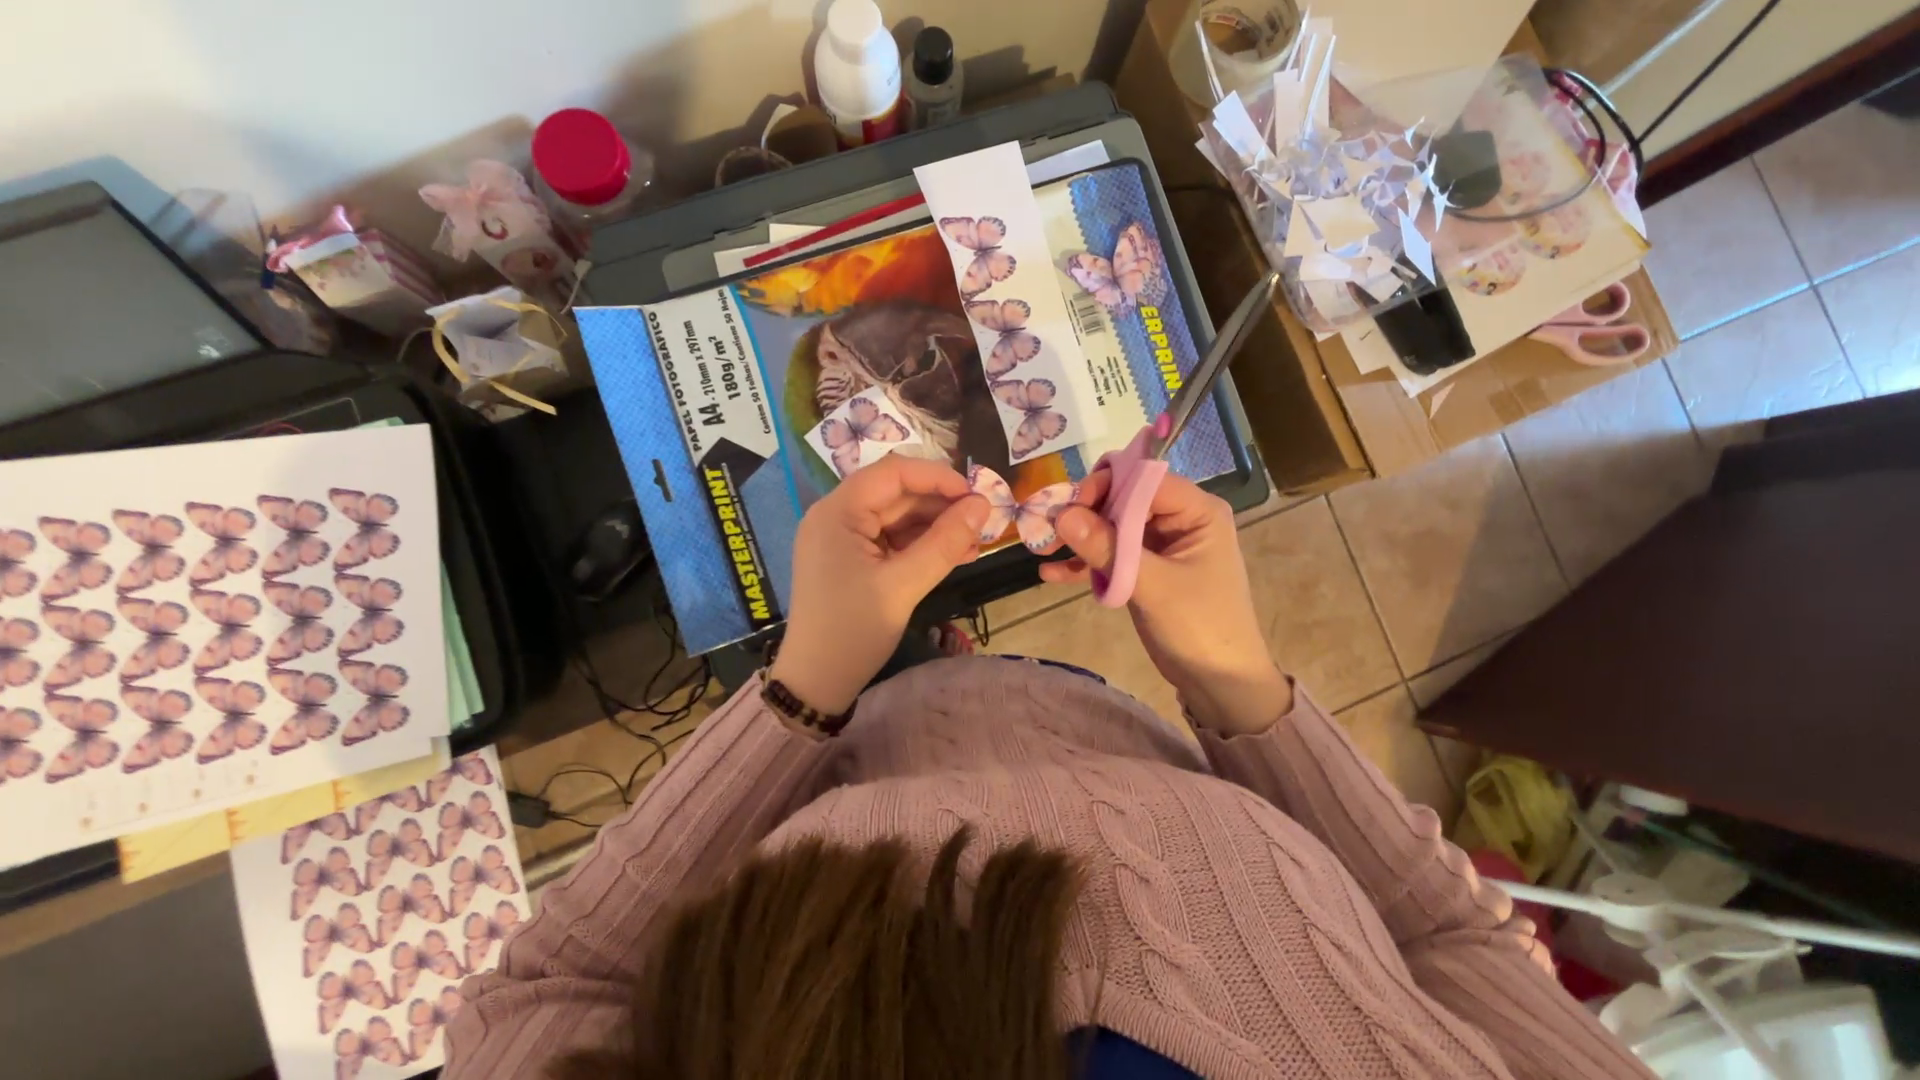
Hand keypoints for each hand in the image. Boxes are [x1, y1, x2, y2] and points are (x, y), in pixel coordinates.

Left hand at [769, 456, 988, 714]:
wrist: (815, 682)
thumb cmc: (853, 631)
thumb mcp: (903, 585)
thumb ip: (944, 542)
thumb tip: (983, 506)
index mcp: (837, 512)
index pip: (893, 472)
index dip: (938, 477)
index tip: (977, 496)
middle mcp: (836, 516)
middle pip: (896, 493)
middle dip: (941, 505)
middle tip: (984, 522)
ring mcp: (842, 538)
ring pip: (897, 517)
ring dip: (936, 526)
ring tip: (976, 543)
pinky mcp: (850, 560)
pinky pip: (891, 540)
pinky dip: (921, 545)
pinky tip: (955, 555)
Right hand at [1043, 471, 1290, 733]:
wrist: (1221, 683)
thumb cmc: (1200, 627)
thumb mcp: (1152, 585)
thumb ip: (1107, 548)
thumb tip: (1062, 514)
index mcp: (1197, 512)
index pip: (1145, 480)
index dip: (1106, 486)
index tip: (1070, 506)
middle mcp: (1179, 520)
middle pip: (1124, 499)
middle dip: (1085, 512)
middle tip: (1049, 530)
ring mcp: (1161, 545)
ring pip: (1112, 527)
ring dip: (1079, 538)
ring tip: (1042, 550)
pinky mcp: (1145, 570)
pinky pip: (1111, 555)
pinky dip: (1085, 564)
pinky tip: (1051, 574)